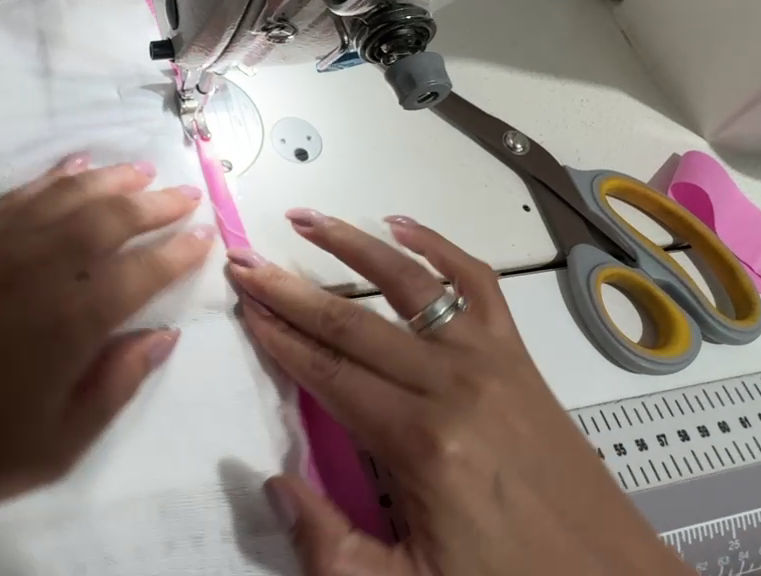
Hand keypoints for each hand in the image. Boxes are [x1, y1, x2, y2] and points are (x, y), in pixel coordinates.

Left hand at [0, 154, 216, 532]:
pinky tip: (73, 169)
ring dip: (111, 180)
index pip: (143, 272)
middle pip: (112, 219)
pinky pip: (18, 194)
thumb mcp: (52, 447)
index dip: (179, 252)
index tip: (203, 236)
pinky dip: (53, 178)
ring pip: (68, 196)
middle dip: (155, 204)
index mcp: (71, 321)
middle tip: (183, 195)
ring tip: (141, 172)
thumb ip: (114, 386)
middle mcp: (40, 266)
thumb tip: (163, 337)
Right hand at [226, 211, 683, 575]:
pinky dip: (437, 245)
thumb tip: (272, 481)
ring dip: (350, 245)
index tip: (242, 302)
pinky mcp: (519, 354)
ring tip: (305, 217)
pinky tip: (401, 223)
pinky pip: (477, 282)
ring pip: (408, 283)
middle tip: (244, 259)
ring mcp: (491, 359)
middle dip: (289, 288)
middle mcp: (453, 383)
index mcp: (421, 442)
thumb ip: (330, 546)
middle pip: (352, 322)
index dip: (279, 336)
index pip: (328, 372)